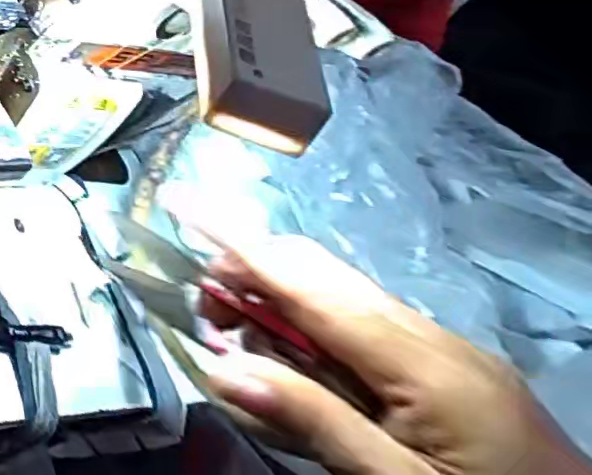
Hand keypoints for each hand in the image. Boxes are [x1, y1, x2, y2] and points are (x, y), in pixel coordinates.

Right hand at [197, 232, 589, 474]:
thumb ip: (314, 424)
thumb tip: (220, 370)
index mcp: (425, 364)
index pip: (303, 279)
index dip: (234, 242)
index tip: (177, 205)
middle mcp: (434, 339)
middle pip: (314, 269)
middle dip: (247, 277)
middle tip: (215, 327)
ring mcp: (448, 351)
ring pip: (331, 290)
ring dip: (276, 307)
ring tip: (260, 361)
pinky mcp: (452, 367)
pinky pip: (359, 319)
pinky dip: (312, 329)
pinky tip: (312, 374)